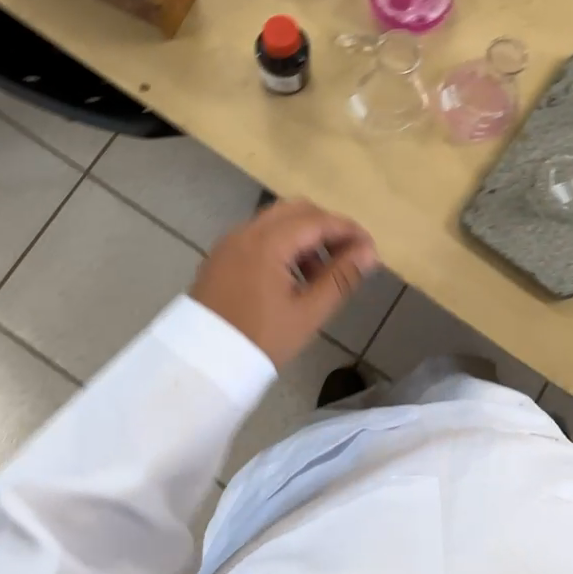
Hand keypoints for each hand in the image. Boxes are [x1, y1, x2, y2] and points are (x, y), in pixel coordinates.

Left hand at [191, 199, 378, 367]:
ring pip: (276, 220)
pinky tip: (292, 275)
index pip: (317, 220)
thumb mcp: (307, 313)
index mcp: (267, 242)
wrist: (202, 363)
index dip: (348, 230)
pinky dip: (281, 243)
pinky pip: (258, 235)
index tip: (370, 248)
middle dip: (326, 227)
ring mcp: (229, 242)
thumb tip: (368, 252)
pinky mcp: (220, 255)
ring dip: (303, 235)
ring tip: (321, 272)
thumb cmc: (260, 339)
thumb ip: (340, 278)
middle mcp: (246, 231)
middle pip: (296, 210)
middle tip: (347, 255)